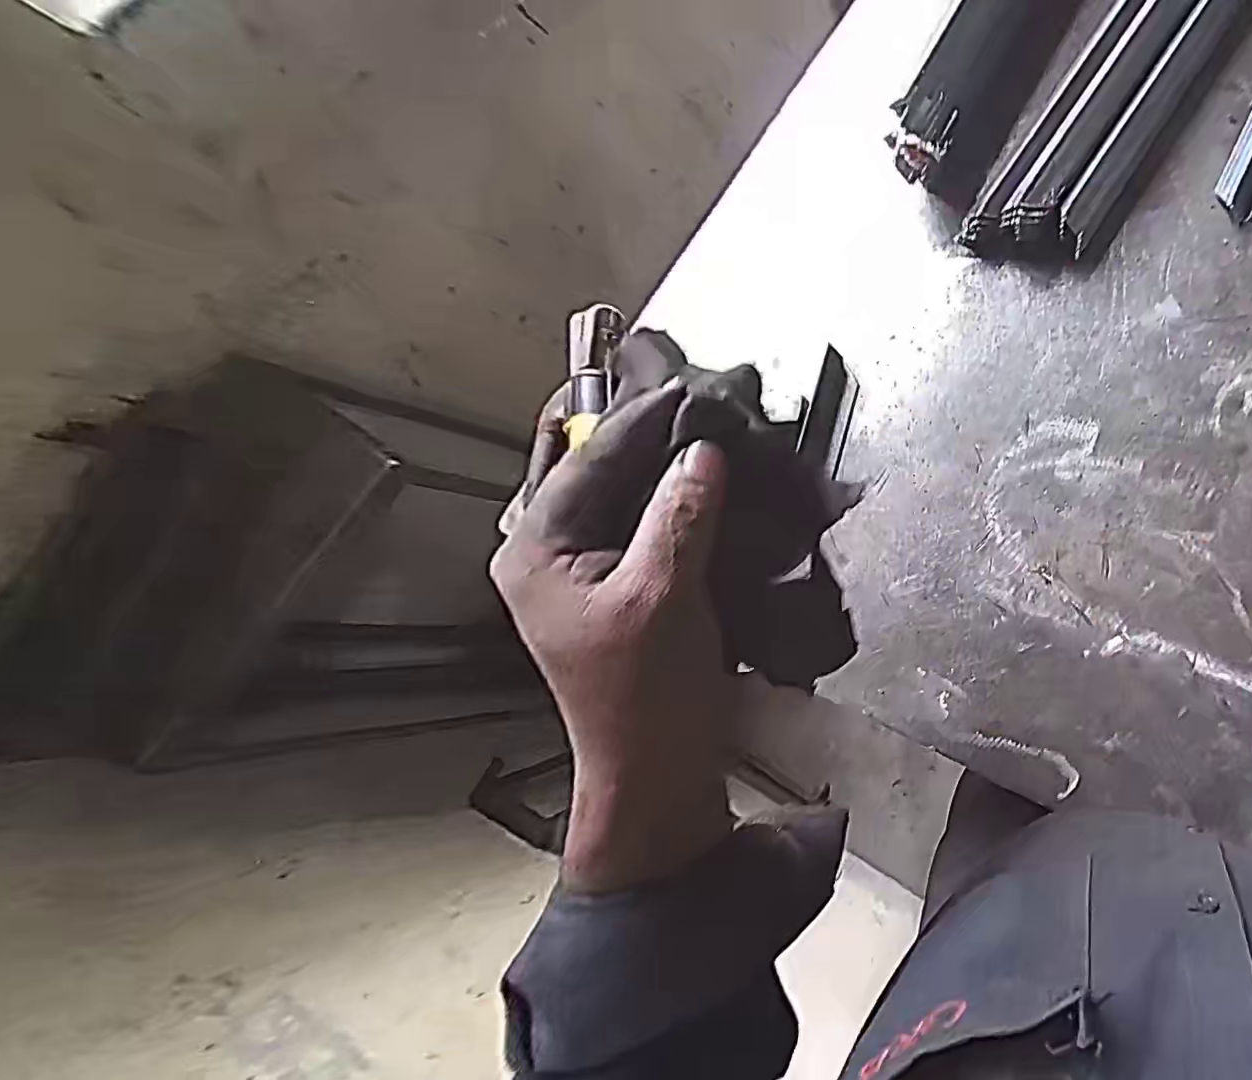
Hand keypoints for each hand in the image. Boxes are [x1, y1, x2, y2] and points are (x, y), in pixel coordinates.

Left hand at [491, 380, 736, 891]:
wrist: (661, 765)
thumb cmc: (647, 696)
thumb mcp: (661, 599)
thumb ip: (680, 518)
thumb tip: (705, 452)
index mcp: (538, 550)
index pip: (587, 460)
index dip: (639, 420)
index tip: (690, 387)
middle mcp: (555, 549)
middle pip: (596, 467)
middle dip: (646, 432)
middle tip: (697, 397)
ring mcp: (593, 567)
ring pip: (627, 491)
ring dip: (667, 461)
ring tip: (709, 427)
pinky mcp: (631, 581)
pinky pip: (653, 520)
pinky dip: (683, 496)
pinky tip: (713, 479)